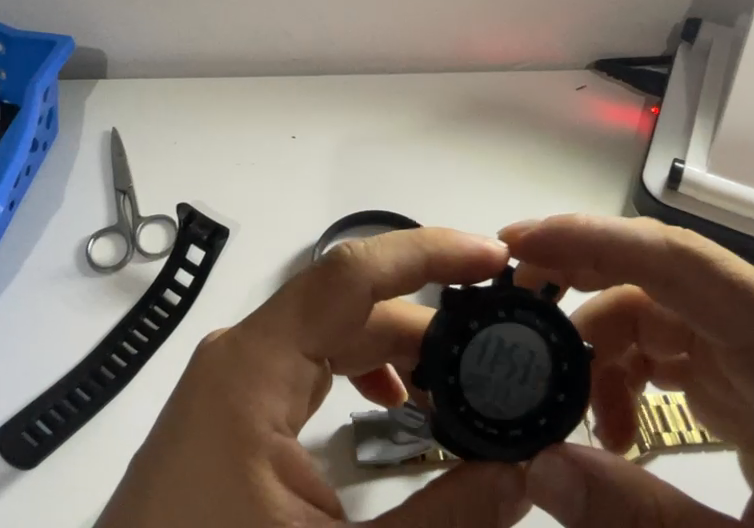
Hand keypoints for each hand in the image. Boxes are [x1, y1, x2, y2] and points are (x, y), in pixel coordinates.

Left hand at [97, 228, 531, 527]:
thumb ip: (441, 518)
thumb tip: (521, 476)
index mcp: (252, 366)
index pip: (349, 275)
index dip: (426, 253)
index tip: (492, 257)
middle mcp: (240, 355)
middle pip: (349, 308)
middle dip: (429, 322)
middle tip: (503, 352)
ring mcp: (231, 380)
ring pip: (331, 336)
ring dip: (400, 352)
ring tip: (465, 385)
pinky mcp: (232, 409)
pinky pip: (309, 366)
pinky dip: (362, 372)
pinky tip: (397, 404)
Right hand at [501, 215, 753, 527]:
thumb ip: (646, 519)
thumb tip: (537, 466)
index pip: (684, 264)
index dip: (592, 240)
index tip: (515, 243)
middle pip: (668, 283)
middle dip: (583, 287)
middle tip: (514, 317)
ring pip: (670, 319)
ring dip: (607, 350)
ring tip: (573, 413)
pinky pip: (688, 362)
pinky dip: (636, 382)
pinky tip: (618, 436)